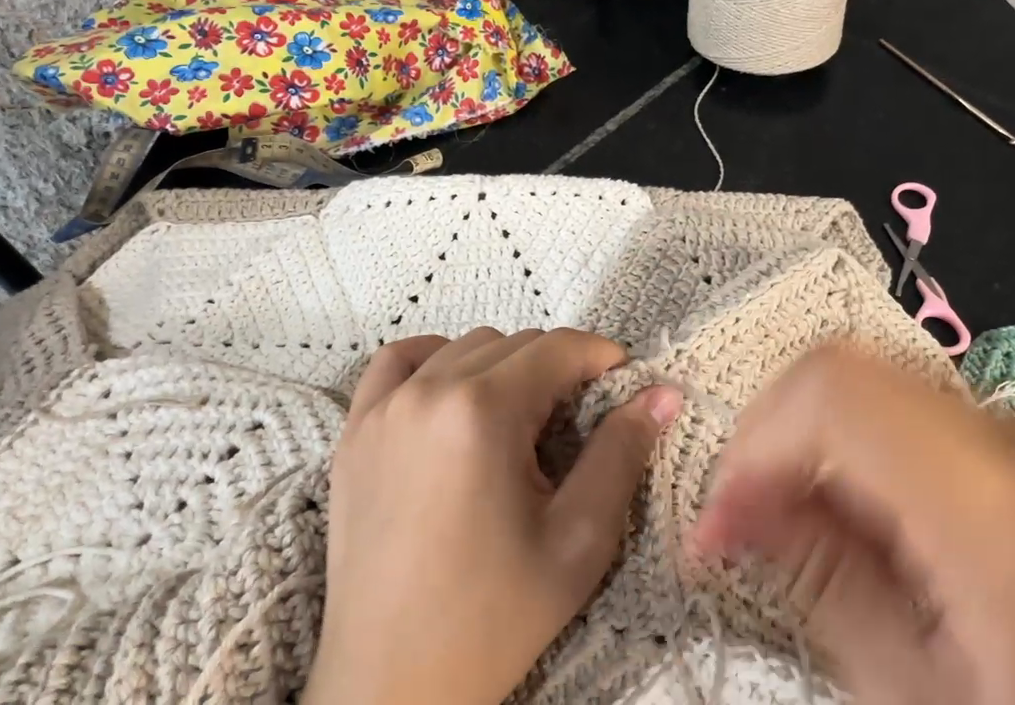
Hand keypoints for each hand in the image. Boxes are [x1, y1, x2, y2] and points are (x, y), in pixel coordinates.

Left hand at [307, 327, 680, 704]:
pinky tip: (454, 397)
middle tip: (577, 424)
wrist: (392, 684)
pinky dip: (433, 362)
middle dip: (558, 369)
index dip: (602, 358)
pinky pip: (396, 363)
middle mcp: (426, 393)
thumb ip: (622, 453)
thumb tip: (661, 393)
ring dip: (503, 367)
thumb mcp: (579, 540)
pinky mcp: (353, 434)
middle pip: (514, 344)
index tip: (626, 386)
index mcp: (482, 413)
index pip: (557, 348)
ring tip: (520, 423)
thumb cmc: (494, 618)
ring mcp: (381, 410)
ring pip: (462, 348)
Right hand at [693, 348, 1014, 704]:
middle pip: (864, 383)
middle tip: (743, 532)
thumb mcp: (922, 701)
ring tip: (805, 546)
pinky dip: (882, 466)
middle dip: (785, 450)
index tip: (724, 509)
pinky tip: (873, 537)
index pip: (840, 388)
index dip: (756, 436)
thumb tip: (743, 508)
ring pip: (895, 401)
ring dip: (830, 459)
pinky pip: (941, 429)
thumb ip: (826, 583)